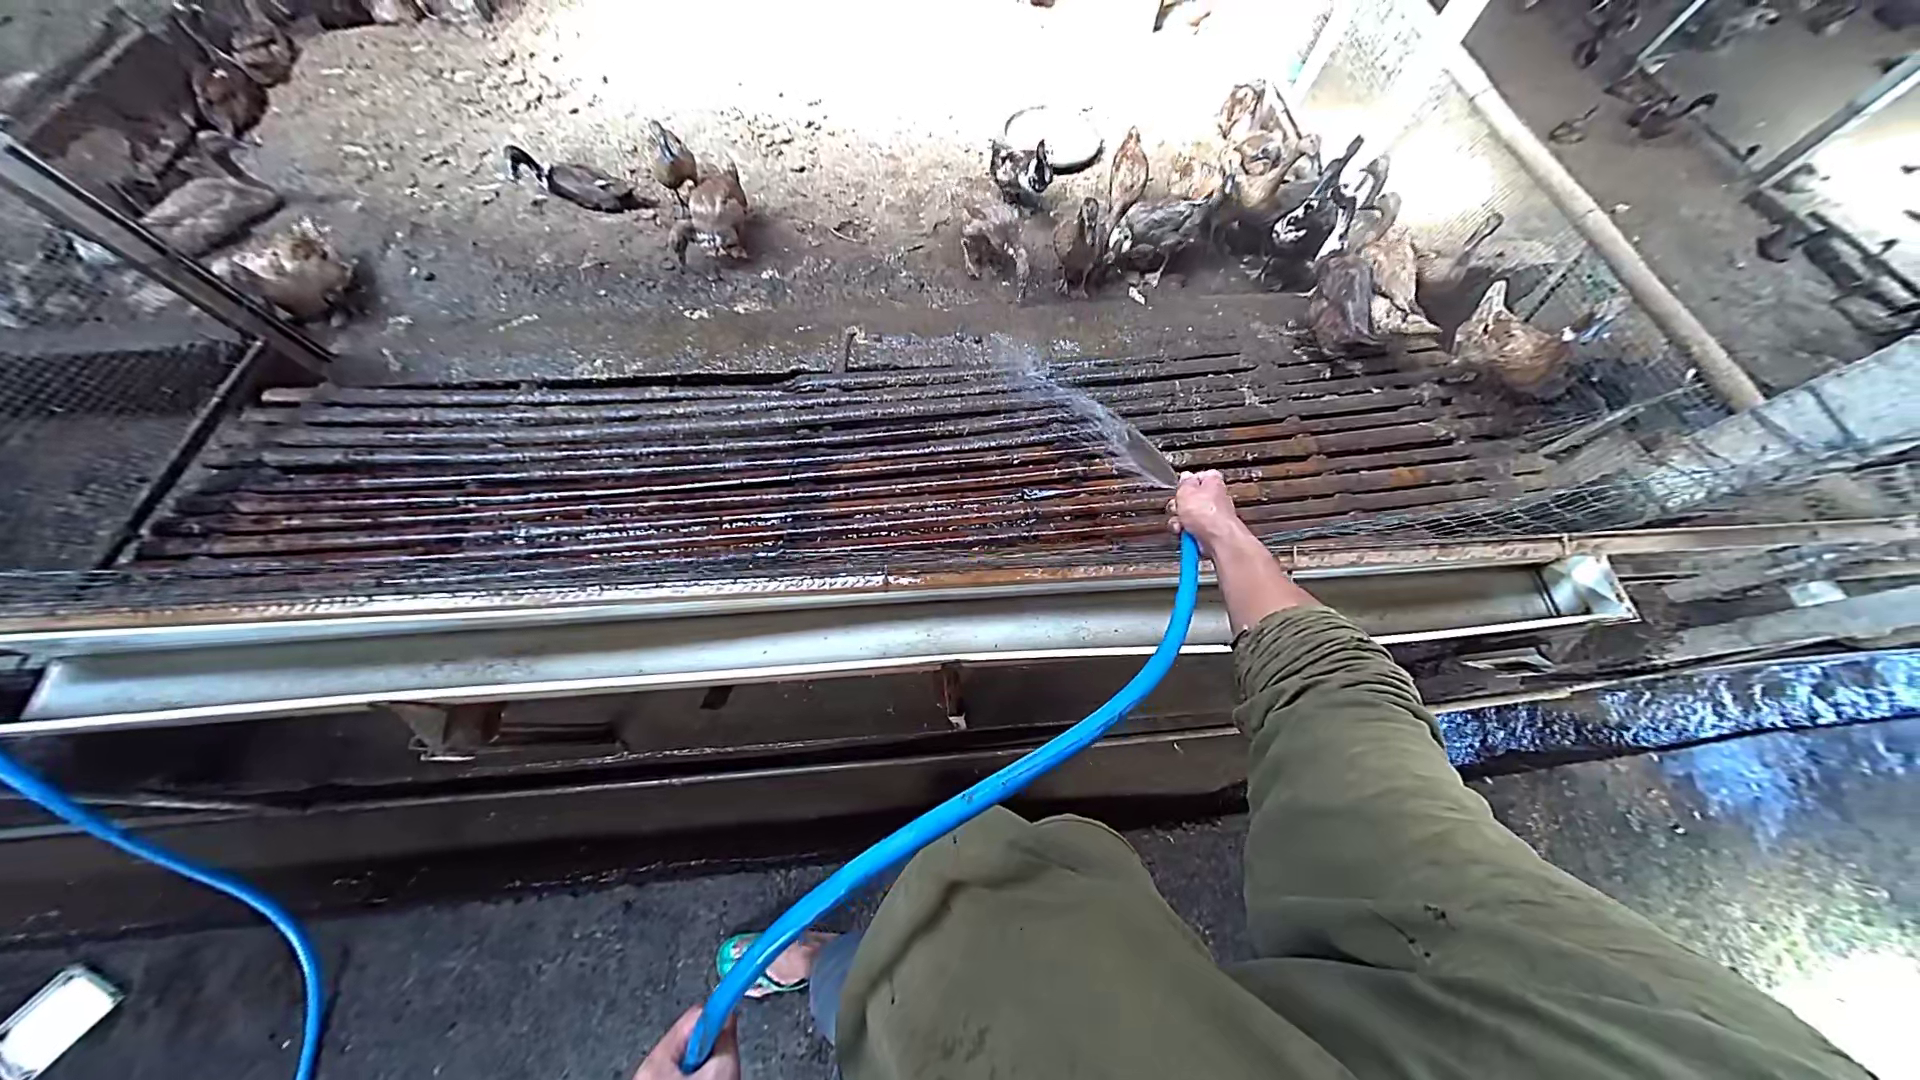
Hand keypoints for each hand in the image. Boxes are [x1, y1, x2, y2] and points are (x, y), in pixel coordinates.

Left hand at [632, 1007, 740, 1079]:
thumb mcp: (721, 1072)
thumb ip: (726, 1039)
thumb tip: (728, 1015)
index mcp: (655, 1061)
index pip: (695, 1015)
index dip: (718, 1011)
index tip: (734, 992)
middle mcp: (645, 1072)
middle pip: (689, 1038)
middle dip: (708, 1047)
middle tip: (718, 1064)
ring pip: (684, 1059)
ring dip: (701, 1066)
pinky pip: (678, 1074)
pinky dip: (692, 1078)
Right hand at [1166, 470, 1249, 556]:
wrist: (1217, 538)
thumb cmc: (1208, 514)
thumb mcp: (1186, 491)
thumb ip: (1184, 482)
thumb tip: (1185, 477)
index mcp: (1213, 484)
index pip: (1201, 476)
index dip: (1189, 482)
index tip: (1181, 487)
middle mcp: (1214, 500)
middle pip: (1190, 500)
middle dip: (1178, 506)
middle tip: (1178, 508)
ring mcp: (1211, 518)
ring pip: (1187, 517)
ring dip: (1179, 522)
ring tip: (1181, 524)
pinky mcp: (1208, 533)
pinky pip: (1190, 531)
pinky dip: (1186, 534)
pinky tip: (1186, 534)